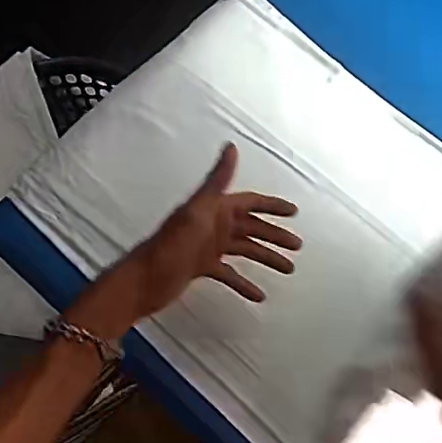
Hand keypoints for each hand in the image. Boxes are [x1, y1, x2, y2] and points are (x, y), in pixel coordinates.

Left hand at [67, 143, 300, 338]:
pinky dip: (244, 283)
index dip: (273, 206)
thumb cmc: (171, 245)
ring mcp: (207, 247)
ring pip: (244, 250)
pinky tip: (259, 296)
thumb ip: (217, 180)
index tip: (294, 212)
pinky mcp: (201, 268)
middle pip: (252, 228)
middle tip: (298, 246)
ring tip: (288, 270)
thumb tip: (231, 146)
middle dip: (275, 235)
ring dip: (265, 258)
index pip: (251, 203)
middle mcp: (213, 225)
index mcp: (215, 209)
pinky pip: (229, 274)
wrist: (143, 281)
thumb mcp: (197, 210)